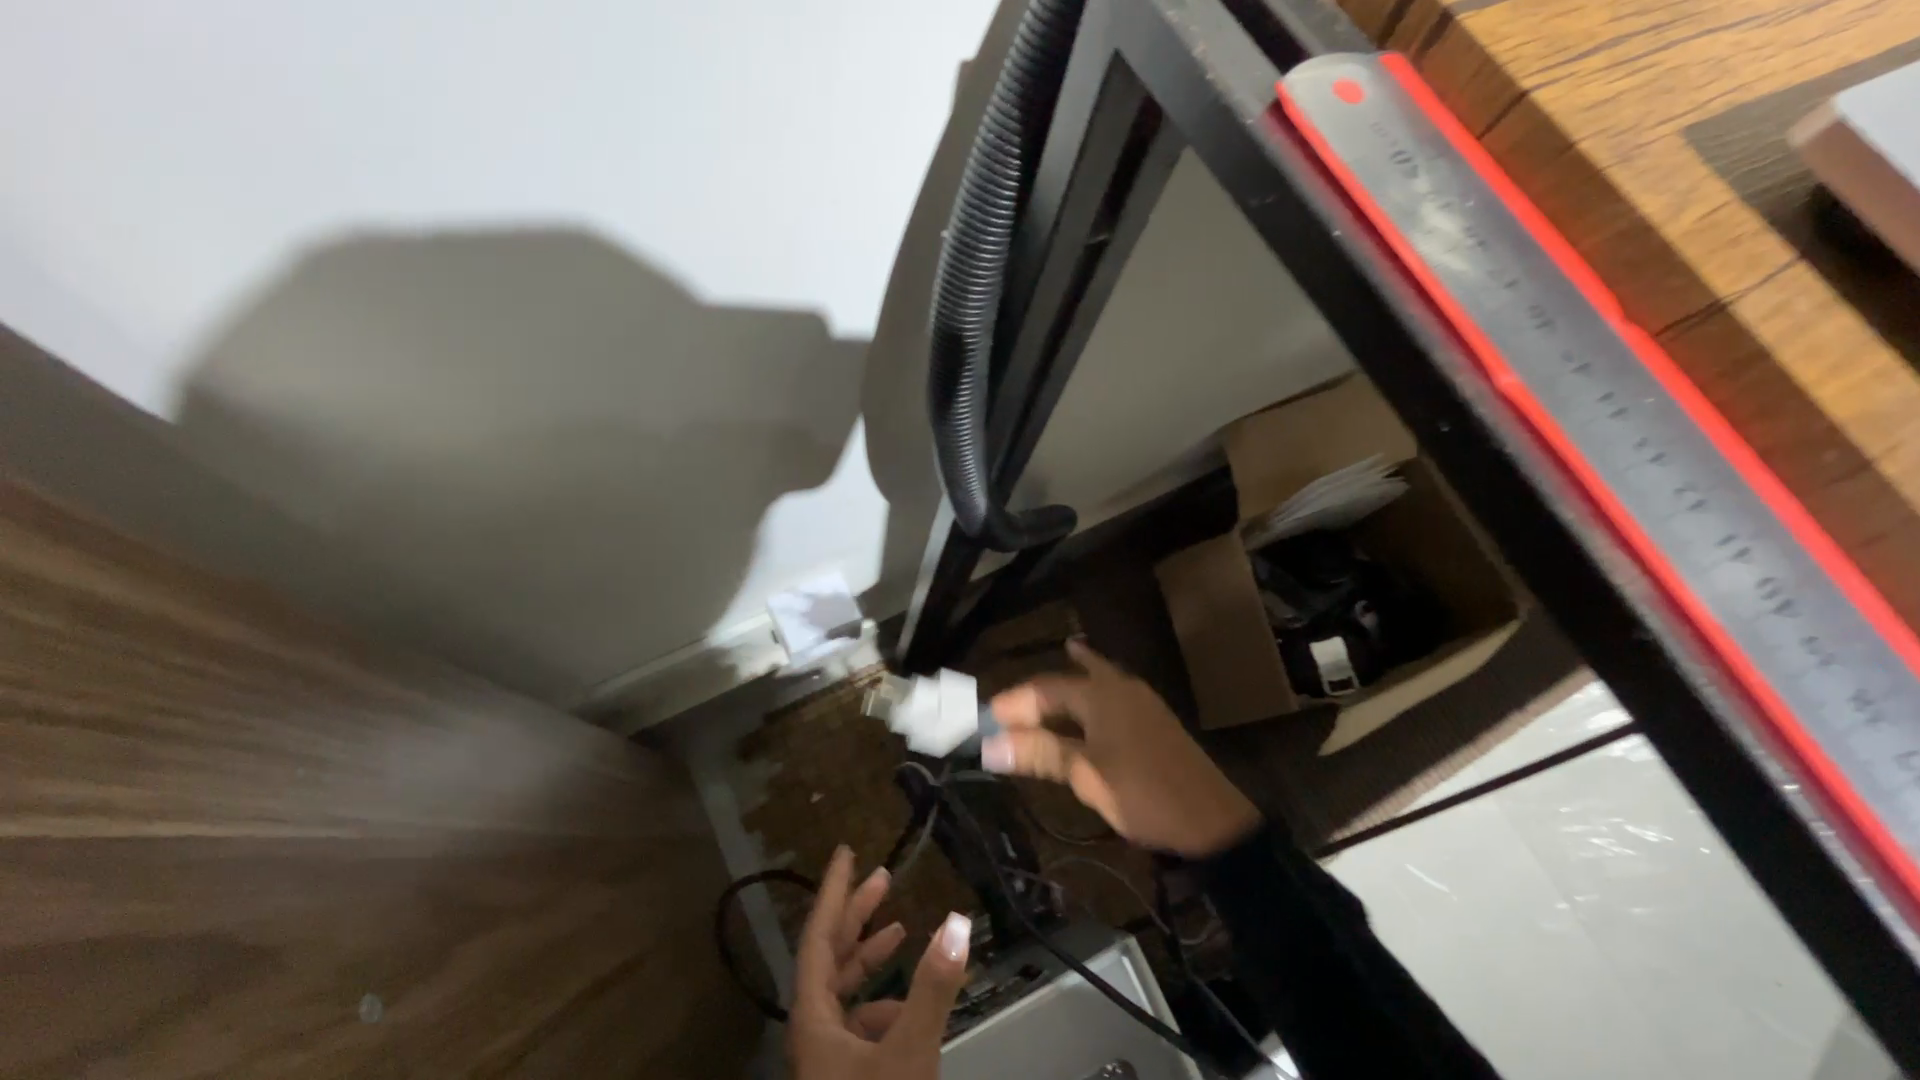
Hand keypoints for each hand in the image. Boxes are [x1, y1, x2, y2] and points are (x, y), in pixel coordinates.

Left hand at [788, 846, 971, 1079]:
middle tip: (884, 877)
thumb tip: (957, 921)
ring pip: (844, 992)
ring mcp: (826, 1055)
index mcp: (812, 1015)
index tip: (846, 853)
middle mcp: (812, 1028)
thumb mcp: (907, 1049)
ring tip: (901, 932)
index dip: (833, 892)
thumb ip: (931, 988)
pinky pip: (858, 1025)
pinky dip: (884, 1003)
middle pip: (830, 957)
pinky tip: (911, 1007)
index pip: (818, 936)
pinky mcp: (843, 1076)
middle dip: (857, 914)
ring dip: (870, 958)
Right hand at [983, 640, 1260, 856]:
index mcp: (1102, 695)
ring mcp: (1142, 705)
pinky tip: (1092, 703)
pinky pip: (1113, 697)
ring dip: (1070, 684)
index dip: (1013, 704)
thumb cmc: (1142, 793)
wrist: (1211, 821)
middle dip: (1040, 691)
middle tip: (1010, 705)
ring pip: (1097, 683)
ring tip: (1052, 671)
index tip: (985, 722)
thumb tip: (990, 745)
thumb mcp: (1086, 775)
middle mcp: (1121, 689)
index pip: (1045, 689)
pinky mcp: (1154, 724)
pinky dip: (1094, 694)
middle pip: (1071, 680)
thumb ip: (1041, 753)